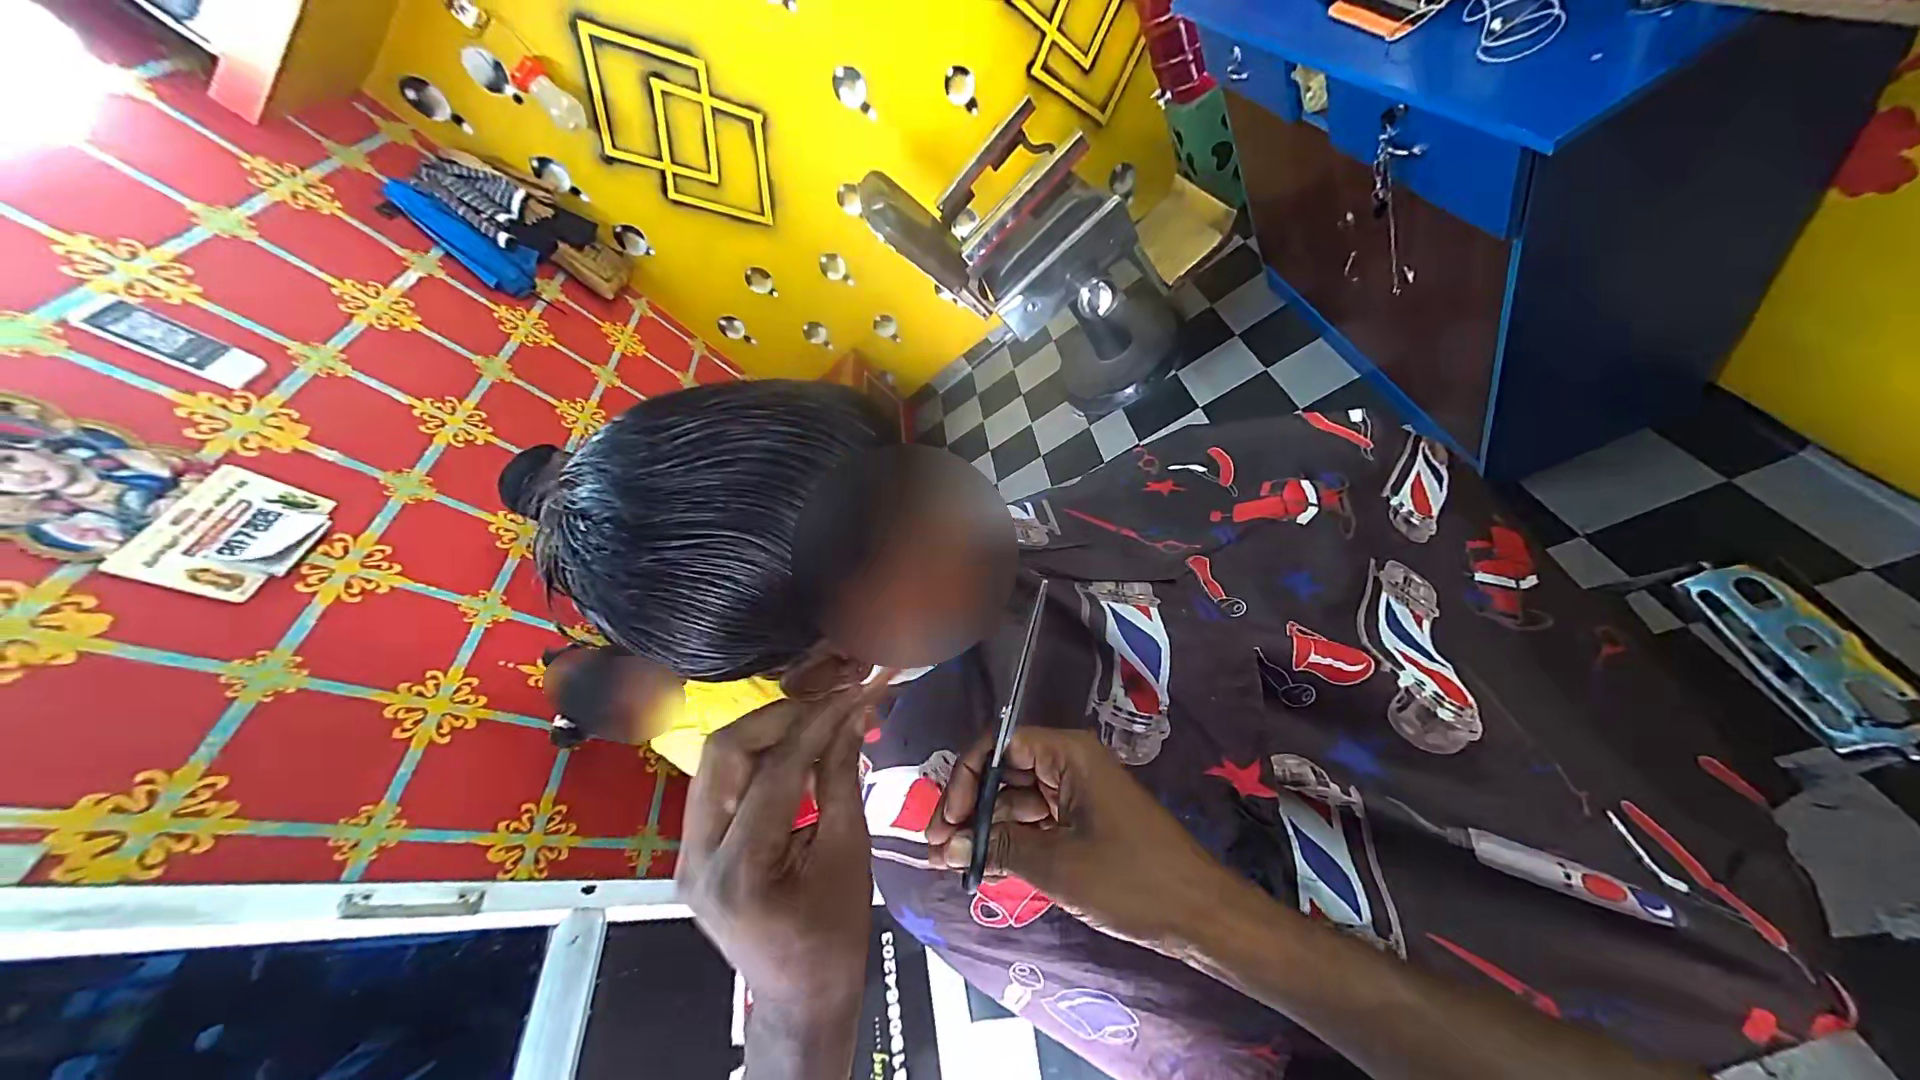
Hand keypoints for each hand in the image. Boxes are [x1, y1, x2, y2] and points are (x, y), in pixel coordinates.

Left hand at [677, 678, 891, 1025]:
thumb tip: (853, 715)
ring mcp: (686, 854)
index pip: (776, 771)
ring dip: (767, 731)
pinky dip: (758, 757)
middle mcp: (697, 858)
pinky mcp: (692, 850)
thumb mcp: (849, 853)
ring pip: (716, 762)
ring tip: (815, 719)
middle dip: (780, 716)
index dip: (818, 725)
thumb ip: (843, 777)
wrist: (800, 994)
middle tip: (827, 701)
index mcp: (740, 870)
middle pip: (725, 753)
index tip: (851, 695)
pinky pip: (721, 783)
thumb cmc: (835, 934)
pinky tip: (794, 749)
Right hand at [925, 727, 1234, 952]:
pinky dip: (1011, 840)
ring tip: (951, 862)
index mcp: (1068, 753)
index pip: (1001, 746)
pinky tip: (983, 864)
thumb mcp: (1057, 864)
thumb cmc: (1130, 878)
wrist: (1200, 915)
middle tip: (937, 847)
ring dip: (986, 828)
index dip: (968, 778)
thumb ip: (999, 848)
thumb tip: (948, 847)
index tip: (947, 820)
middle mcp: (1069, 763)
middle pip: (1005, 772)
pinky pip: (1035, 820)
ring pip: (1017, 799)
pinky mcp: (1081, 818)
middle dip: (971, 808)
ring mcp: (1076, 791)